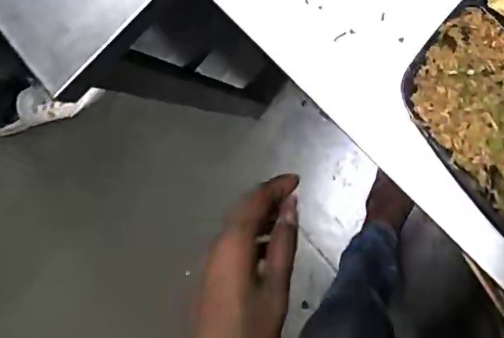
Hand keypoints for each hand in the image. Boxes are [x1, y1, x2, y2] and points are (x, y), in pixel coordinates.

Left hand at [192, 174, 298, 337]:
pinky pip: (229, 241)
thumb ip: (283, 242)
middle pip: (242, 209)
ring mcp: (208, 260)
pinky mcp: (206, 276)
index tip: (296, 180)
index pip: (255, 199)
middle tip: (291, 196)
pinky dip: (248, 234)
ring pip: (235, 225)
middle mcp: (216, 244)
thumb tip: (290, 206)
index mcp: (232, 241)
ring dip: (258, 216)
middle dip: (267, 198)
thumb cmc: (251, 327)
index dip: (276, 186)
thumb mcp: (276, 287)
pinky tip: (264, 247)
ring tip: (283, 219)